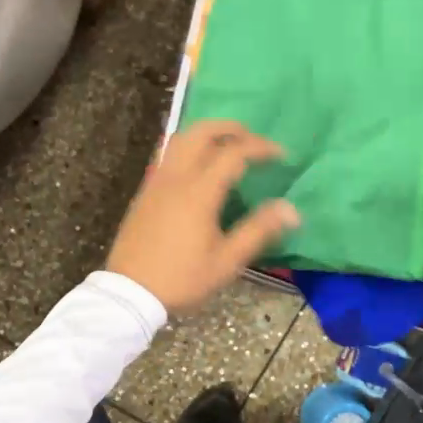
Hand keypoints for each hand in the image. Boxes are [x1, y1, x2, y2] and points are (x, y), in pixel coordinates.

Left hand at [107, 120, 299, 315]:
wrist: (130, 293)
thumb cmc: (182, 278)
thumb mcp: (227, 261)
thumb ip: (258, 230)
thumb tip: (292, 209)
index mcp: (199, 192)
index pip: (234, 153)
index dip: (260, 148)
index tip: (281, 155)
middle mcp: (176, 177)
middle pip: (202, 132)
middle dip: (231, 129)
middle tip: (253, 140)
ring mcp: (156, 182)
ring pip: (181, 139)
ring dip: (207, 134)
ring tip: (227, 147)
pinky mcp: (145, 191)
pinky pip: (167, 155)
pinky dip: (189, 148)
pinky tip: (199, 167)